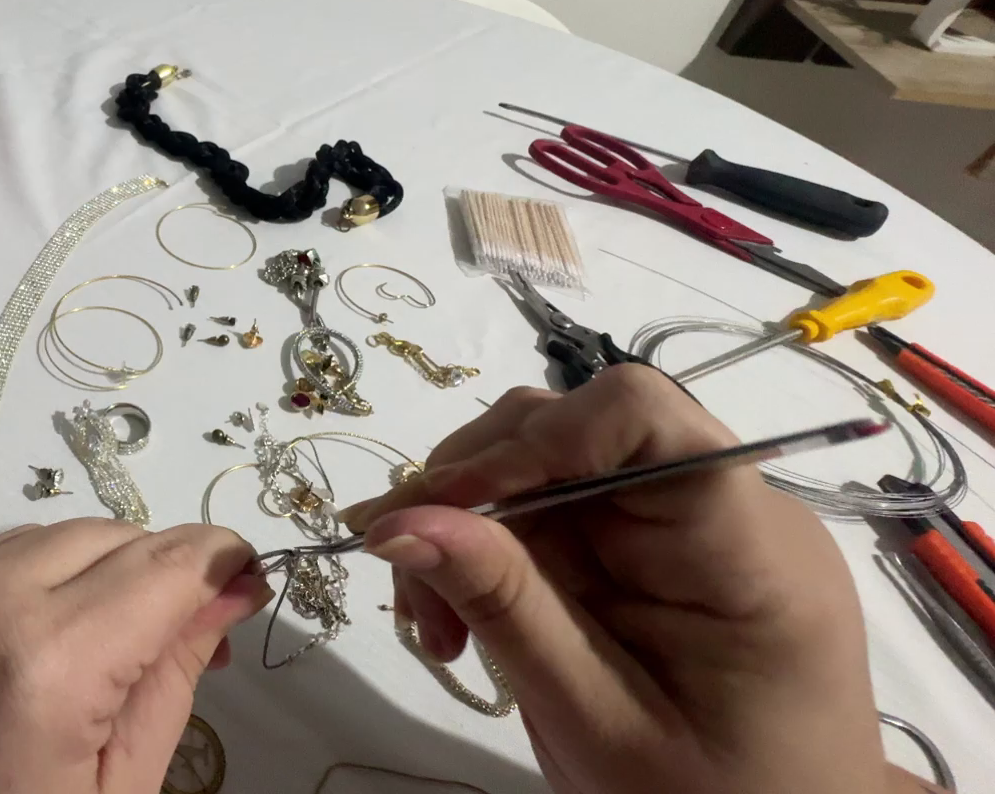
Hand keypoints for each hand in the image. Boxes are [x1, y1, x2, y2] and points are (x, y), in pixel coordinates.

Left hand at [0, 520, 270, 793]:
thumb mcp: (114, 791)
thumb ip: (174, 677)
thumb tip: (229, 593)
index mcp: (49, 660)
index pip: (164, 567)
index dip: (221, 560)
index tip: (256, 575)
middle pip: (122, 536)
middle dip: (172, 567)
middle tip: (201, 630)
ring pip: (77, 530)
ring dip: (122, 565)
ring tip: (138, 634)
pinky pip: (30, 541)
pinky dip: (71, 565)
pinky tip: (78, 620)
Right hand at [344, 366, 888, 793]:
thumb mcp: (595, 717)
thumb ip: (500, 605)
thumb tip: (392, 523)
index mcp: (739, 545)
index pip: (639, 415)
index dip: (535, 436)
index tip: (452, 506)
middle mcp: (694, 501)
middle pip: (548, 428)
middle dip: (459, 492)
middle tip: (407, 577)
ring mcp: (646, 510)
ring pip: (510, 458)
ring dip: (446, 522)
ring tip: (428, 618)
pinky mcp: (608, 527)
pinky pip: (510, 499)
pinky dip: (460, 543)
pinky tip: (446, 608)